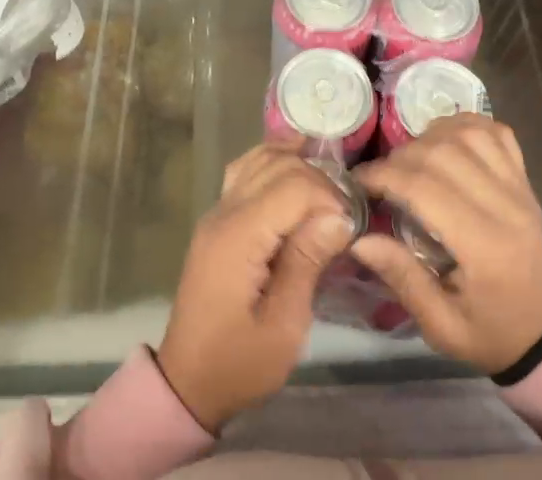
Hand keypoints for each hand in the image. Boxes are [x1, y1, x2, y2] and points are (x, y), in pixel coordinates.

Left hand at [157, 140, 355, 431]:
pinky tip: (299, 174)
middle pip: (278, 165)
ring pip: (260, 159)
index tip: (351, 228)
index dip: (329, 197)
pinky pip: (247, 172)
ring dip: (298, 166)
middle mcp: (223, 213)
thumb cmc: (240, 363)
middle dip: (319, 180)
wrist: (189, 382)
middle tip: (345, 214)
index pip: (293, 185)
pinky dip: (275, 165)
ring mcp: (216, 212)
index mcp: (238, 238)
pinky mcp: (218, 221)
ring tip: (328, 194)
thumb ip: (307, 262)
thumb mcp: (284, 326)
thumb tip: (340, 215)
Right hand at [350, 114, 541, 374]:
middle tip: (380, 179)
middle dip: (400, 157)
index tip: (358, 185)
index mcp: (483, 247)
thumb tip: (358, 238)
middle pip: (444, 153)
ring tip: (409, 161)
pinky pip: (496, 133)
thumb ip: (402, 279)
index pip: (425, 187)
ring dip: (430, 137)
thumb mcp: (442, 327)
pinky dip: (465, 126)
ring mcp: (519, 188)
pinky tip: (444, 140)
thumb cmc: (492, 333)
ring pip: (469, 135)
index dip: (383, 176)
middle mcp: (505, 207)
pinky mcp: (525, 180)